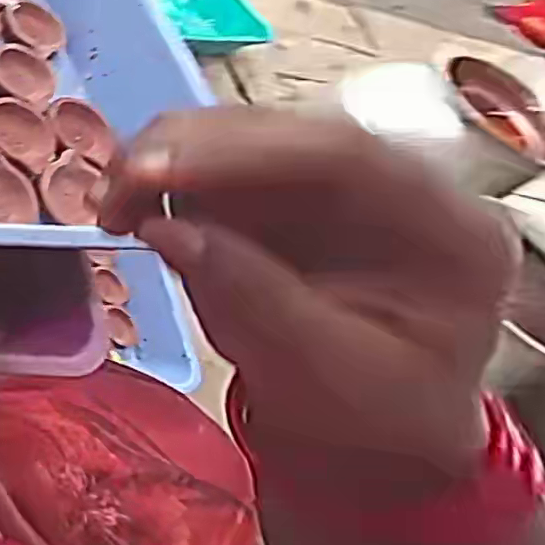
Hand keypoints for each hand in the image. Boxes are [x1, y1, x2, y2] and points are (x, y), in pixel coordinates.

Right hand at [97, 109, 517, 480]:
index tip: (143, 174)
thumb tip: (164, 230)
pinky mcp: (259, 187)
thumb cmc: (363, 401)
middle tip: (107, 197)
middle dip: (174, 152)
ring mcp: (315, 180)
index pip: (337, 155)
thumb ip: (250, 296)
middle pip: (268, 129)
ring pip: (222, 132)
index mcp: (437, 226)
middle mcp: (381, 182)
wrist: (361, 415)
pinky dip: (147, 174)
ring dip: (151, 159)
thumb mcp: (317, 365)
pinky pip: (194, 156)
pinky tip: (123, 205)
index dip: (232, 152)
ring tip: (107, 207)